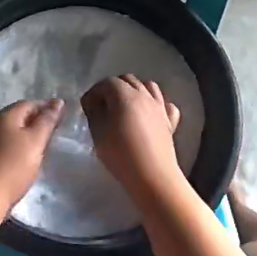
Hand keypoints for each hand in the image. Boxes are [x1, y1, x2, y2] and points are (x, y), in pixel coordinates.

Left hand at [0, 99, 64, 205]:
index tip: (64, 115)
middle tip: (57, 130)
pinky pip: (7, 145)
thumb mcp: (35, 141)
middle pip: (19, 116)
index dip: (46, 106)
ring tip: (46, 144)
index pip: (29, 103)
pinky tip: (28, 157)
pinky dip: (20, 147)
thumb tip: (57, 101)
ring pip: (13, 132)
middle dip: (37, 120)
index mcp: (5, 116)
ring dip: (28, 135)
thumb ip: (47, 121)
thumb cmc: (13, 166)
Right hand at [81, 75, 183, 194]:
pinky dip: (155, 103)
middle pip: (127, 79)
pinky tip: (149, 114)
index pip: (106, 82)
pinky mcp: (170, 121)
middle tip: (102, 106)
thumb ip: (94, 112)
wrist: (153, 176)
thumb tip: (93, 103)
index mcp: (124, 95)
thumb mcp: (98, 132)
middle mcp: (144, 95)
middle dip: (112, 87)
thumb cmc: (120, 154)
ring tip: (124, 107)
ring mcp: (160, 107)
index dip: (94, 92)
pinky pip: (164, 104)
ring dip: (134, 90)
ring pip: (148, 86)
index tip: (86, 107)